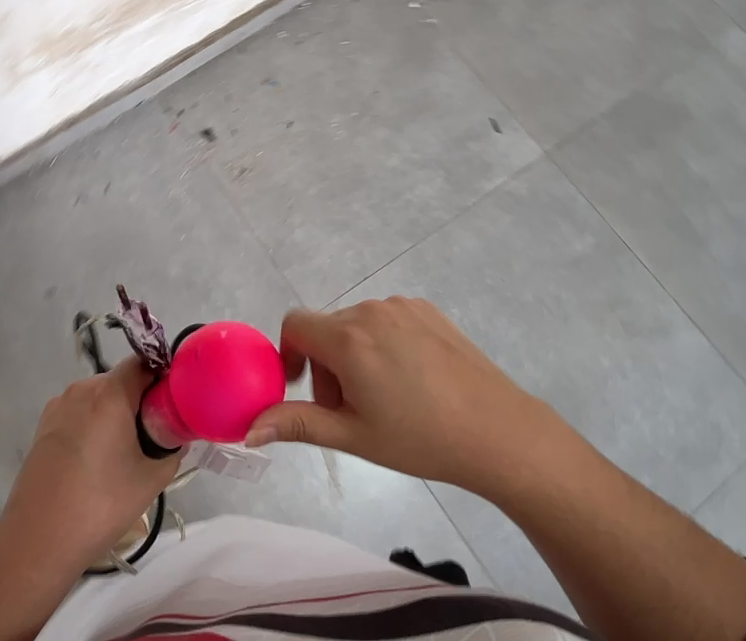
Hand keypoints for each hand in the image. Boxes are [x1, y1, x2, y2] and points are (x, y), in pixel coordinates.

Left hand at [0, 358, 181, 569]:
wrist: (39, 539)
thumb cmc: (101, 503)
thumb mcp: (152, 478)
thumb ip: (174, 448)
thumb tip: (177, 435)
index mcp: (109, 393)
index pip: (144, 362)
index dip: (163, 377)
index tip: (174, 404)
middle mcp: (81, 389)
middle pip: (120, 381)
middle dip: (141, 402)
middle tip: (155, 437)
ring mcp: (58, 407)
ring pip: (99, 399)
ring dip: (116, 416)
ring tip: (124, 457)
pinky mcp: (43, 427)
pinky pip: (79, 415)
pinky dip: (93, 428)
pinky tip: (96, 464)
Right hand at [245, 298, 552, 493]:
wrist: (498, 431)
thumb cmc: (420, 438)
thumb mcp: (352, 435)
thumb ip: (296, 423)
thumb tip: (248, 429)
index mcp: (348, 338)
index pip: (294, 324)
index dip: (290, 354)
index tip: (307, 390)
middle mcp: (371, 310)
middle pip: (326, 328)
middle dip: (326, 364)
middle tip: (352, 408)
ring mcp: (403, 306)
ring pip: (357, 324)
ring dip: (355, 354)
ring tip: (386, 396)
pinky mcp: (428, 310)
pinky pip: (387, 319)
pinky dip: (384, 343)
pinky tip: (413, 378)